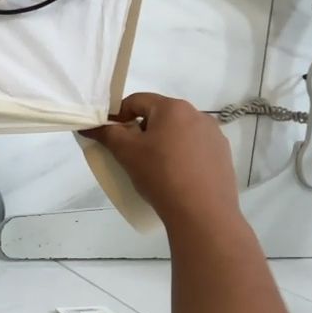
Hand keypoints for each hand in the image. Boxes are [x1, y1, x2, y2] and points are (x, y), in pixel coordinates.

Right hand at [81, 93, 240, 226]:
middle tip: (130, 152)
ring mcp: (214, 134)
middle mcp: (197, 114)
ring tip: (154, 165)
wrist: (202, 211)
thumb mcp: (126, 152)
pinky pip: (194, 146)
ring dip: (162, 141)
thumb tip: (89, 126)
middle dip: (141, 129)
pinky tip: (175, 174)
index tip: (110, 134)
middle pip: (159, 114)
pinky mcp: (222, 153)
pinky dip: (180, 153)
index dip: (118, 114)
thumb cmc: (160, 174)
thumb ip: (106, 134)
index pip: (137, 100)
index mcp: (173, 108)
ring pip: (178, 131)